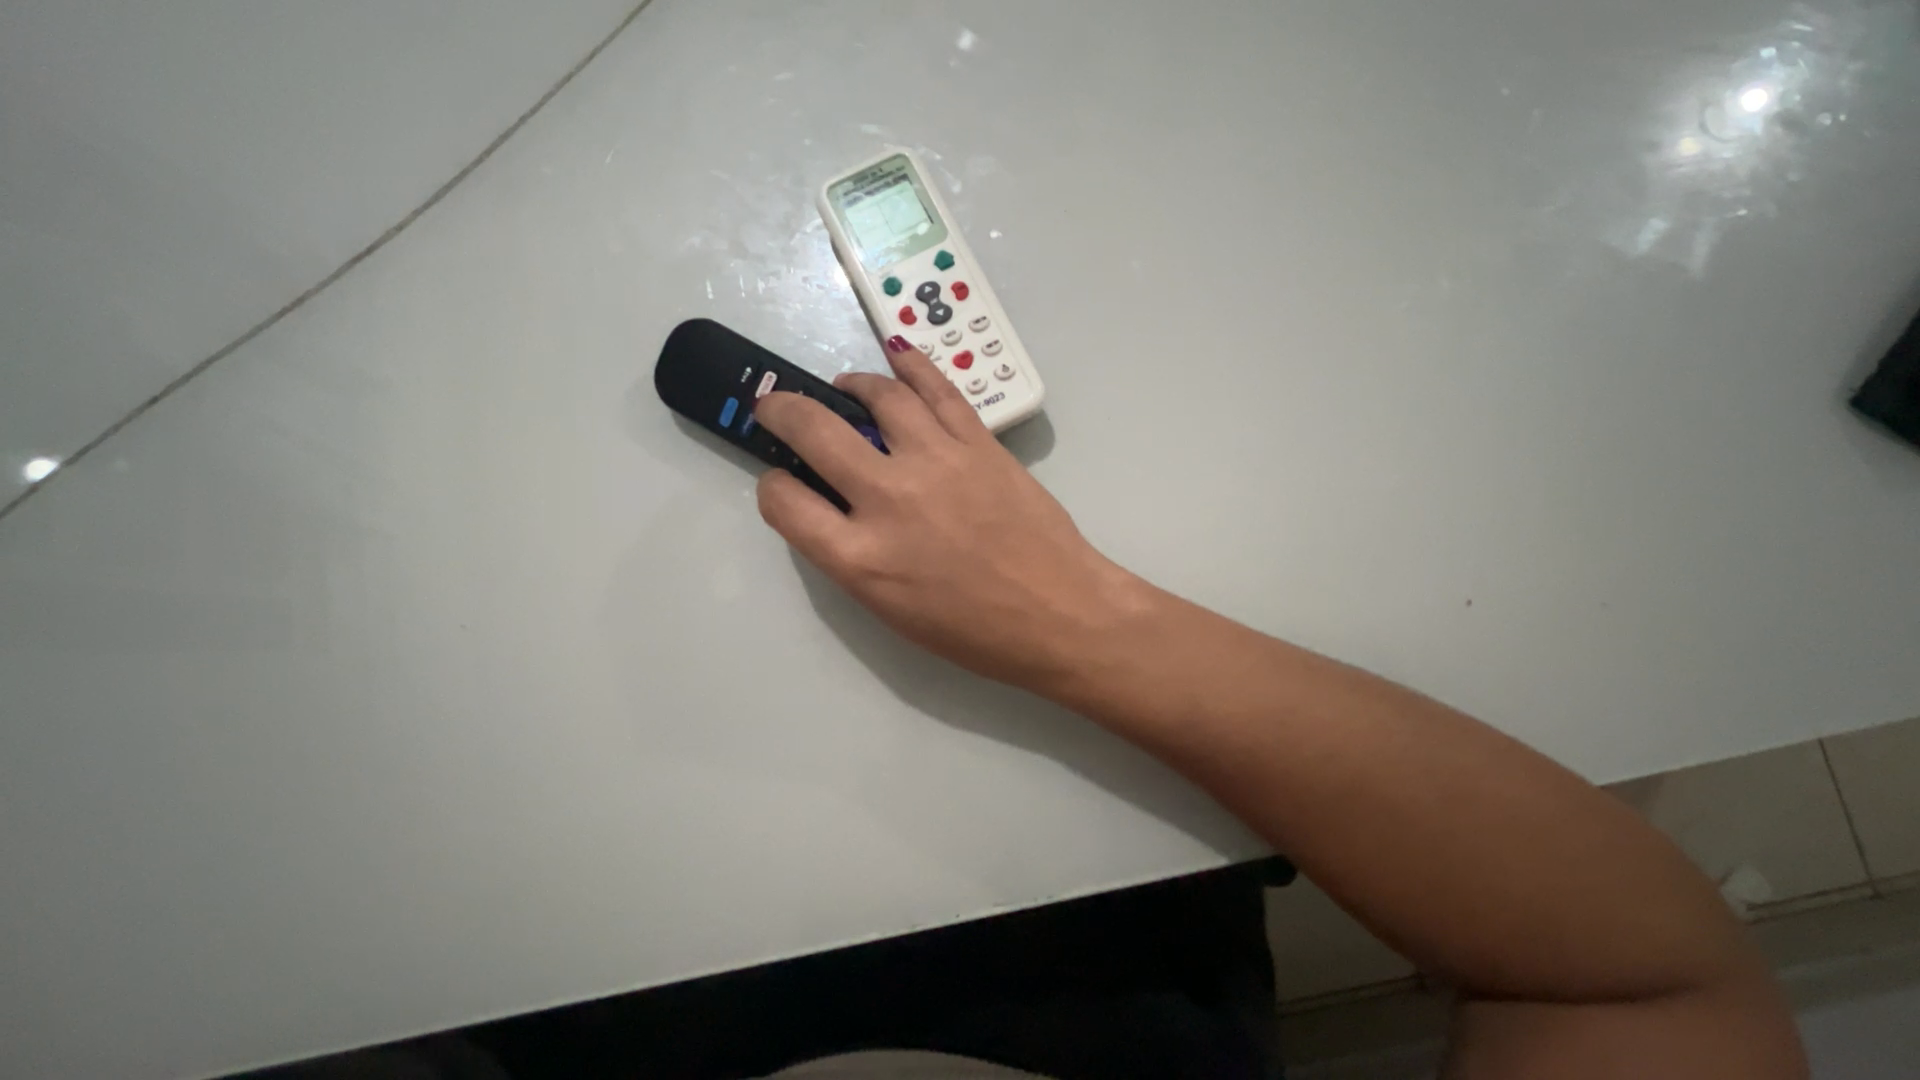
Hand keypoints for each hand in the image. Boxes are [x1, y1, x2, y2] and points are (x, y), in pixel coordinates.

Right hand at [752, 338, 1146, 691]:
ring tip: (846, 387)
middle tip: (776, 407)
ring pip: (878, 397)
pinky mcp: (979, 443)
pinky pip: (937, 389)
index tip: (781, 483)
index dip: (772, 488)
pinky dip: (910, 366)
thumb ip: (851, 556)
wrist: (1059, 615)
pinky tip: (895, 356)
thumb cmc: (974, 631)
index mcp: (860, 558)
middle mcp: (889, 500)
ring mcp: (937, 463)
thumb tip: (832, 507)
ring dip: (851, 385)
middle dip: (781, 411)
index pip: (785, 503)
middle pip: (814, 432)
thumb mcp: (891, 610)